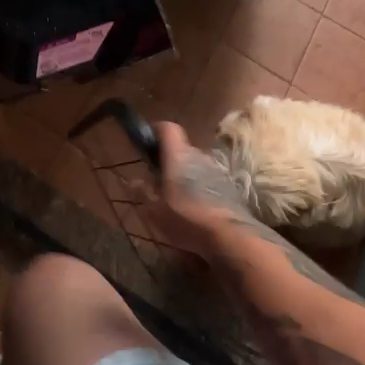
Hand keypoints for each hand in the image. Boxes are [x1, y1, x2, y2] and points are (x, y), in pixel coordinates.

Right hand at [144, 121, 251, 254]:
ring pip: (197, 165)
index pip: (168, 128)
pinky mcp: (230, 186)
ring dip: (187, 176)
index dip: (157, 131)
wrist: (230, 236)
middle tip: (161, 181)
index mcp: (178, 155)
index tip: (148, 144)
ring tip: (180, 199)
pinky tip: (198, 210)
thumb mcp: (156, 211)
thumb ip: (144, 193)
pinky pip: (211, 180)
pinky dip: (202, 189)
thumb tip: (133, 180)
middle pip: (182, 149)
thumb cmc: (186, 218)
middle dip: (171, 161)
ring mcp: (217, 170)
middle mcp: (199, 155)